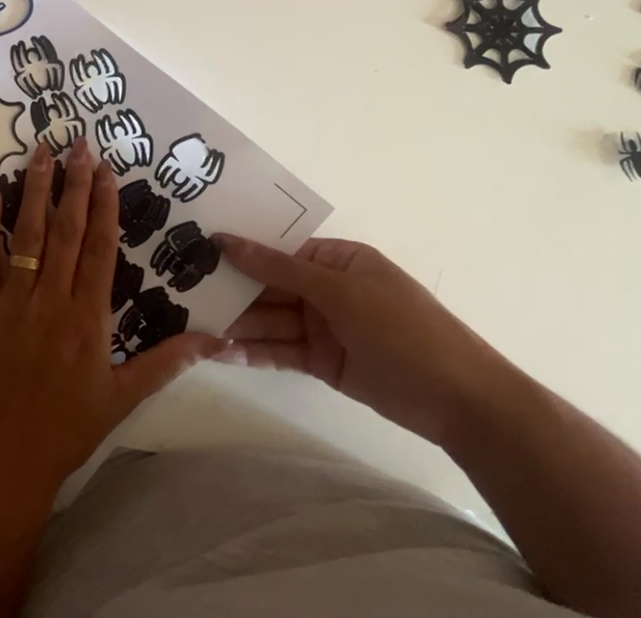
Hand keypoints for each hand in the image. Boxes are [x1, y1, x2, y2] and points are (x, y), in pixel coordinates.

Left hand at [0, 140, 220, 505]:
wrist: (6, 457)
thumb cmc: (67, 428)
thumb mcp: (123, 398)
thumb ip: (166, 362)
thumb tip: (215, 339)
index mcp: (89, 319)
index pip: (101, 249)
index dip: (105, 206)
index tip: (107, 170)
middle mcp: (52, 300)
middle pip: (67, 231)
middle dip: (74, 184)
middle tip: (79, 143)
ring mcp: (12, 302)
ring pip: (28, 235)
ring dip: (35, 190)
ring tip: (40, 151)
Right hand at [212, 235, 522, 447]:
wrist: (460, 401)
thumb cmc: (404, 329)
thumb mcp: (341, 291)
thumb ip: (279, 268)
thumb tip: (226, 239)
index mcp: (338, 260)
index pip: (278, 249)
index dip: (238, 250)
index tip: (191, 249)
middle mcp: (327, 289)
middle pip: (268, 286)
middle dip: (230, 290)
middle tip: (180, 291)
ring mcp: (323, 327)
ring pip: (268, 320)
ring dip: (235, 323)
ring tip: (190, 324)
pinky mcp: (320, 361)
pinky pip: (278, 351)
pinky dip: (251, 352)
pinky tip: (219, 352)